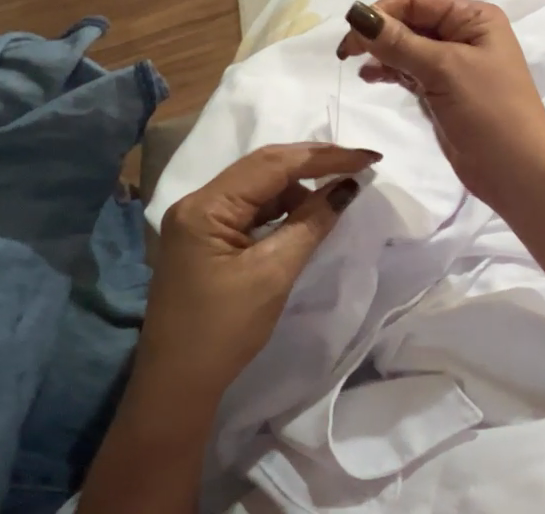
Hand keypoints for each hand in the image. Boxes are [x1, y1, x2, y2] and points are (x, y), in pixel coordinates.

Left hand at [140, 143, 378, 393]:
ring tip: (338, 192)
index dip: (324, 156)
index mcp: (205, 206)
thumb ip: (312, 222)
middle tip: (360, 163)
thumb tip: (347, 187)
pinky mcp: (207, 239)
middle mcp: (198, 203)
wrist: (176, 388)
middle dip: (314, 163)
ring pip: (260, 186)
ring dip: (300, 186)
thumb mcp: (274, 273)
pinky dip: (284, 207)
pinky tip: (308, 214)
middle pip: (264, 166)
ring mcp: (199, 221)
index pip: (273, 163)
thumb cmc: (223, 331)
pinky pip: (253, 209)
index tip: (369, 157)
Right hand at [334, 0, 544, 207]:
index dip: (383, 10)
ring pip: (409, 46)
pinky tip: (371, 76)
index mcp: (475, 17)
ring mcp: (455, 64)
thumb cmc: (489, 111)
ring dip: (382, 51)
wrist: (517, 171)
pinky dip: (391, 70)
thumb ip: (399, 42)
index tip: (352, 33)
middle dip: (380, 31)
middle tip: (347, 53)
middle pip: (412, 20)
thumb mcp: (444, 69)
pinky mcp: (445, 91)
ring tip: (358, 66)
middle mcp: (466, 34)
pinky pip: (412, 70)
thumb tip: (358, 15)